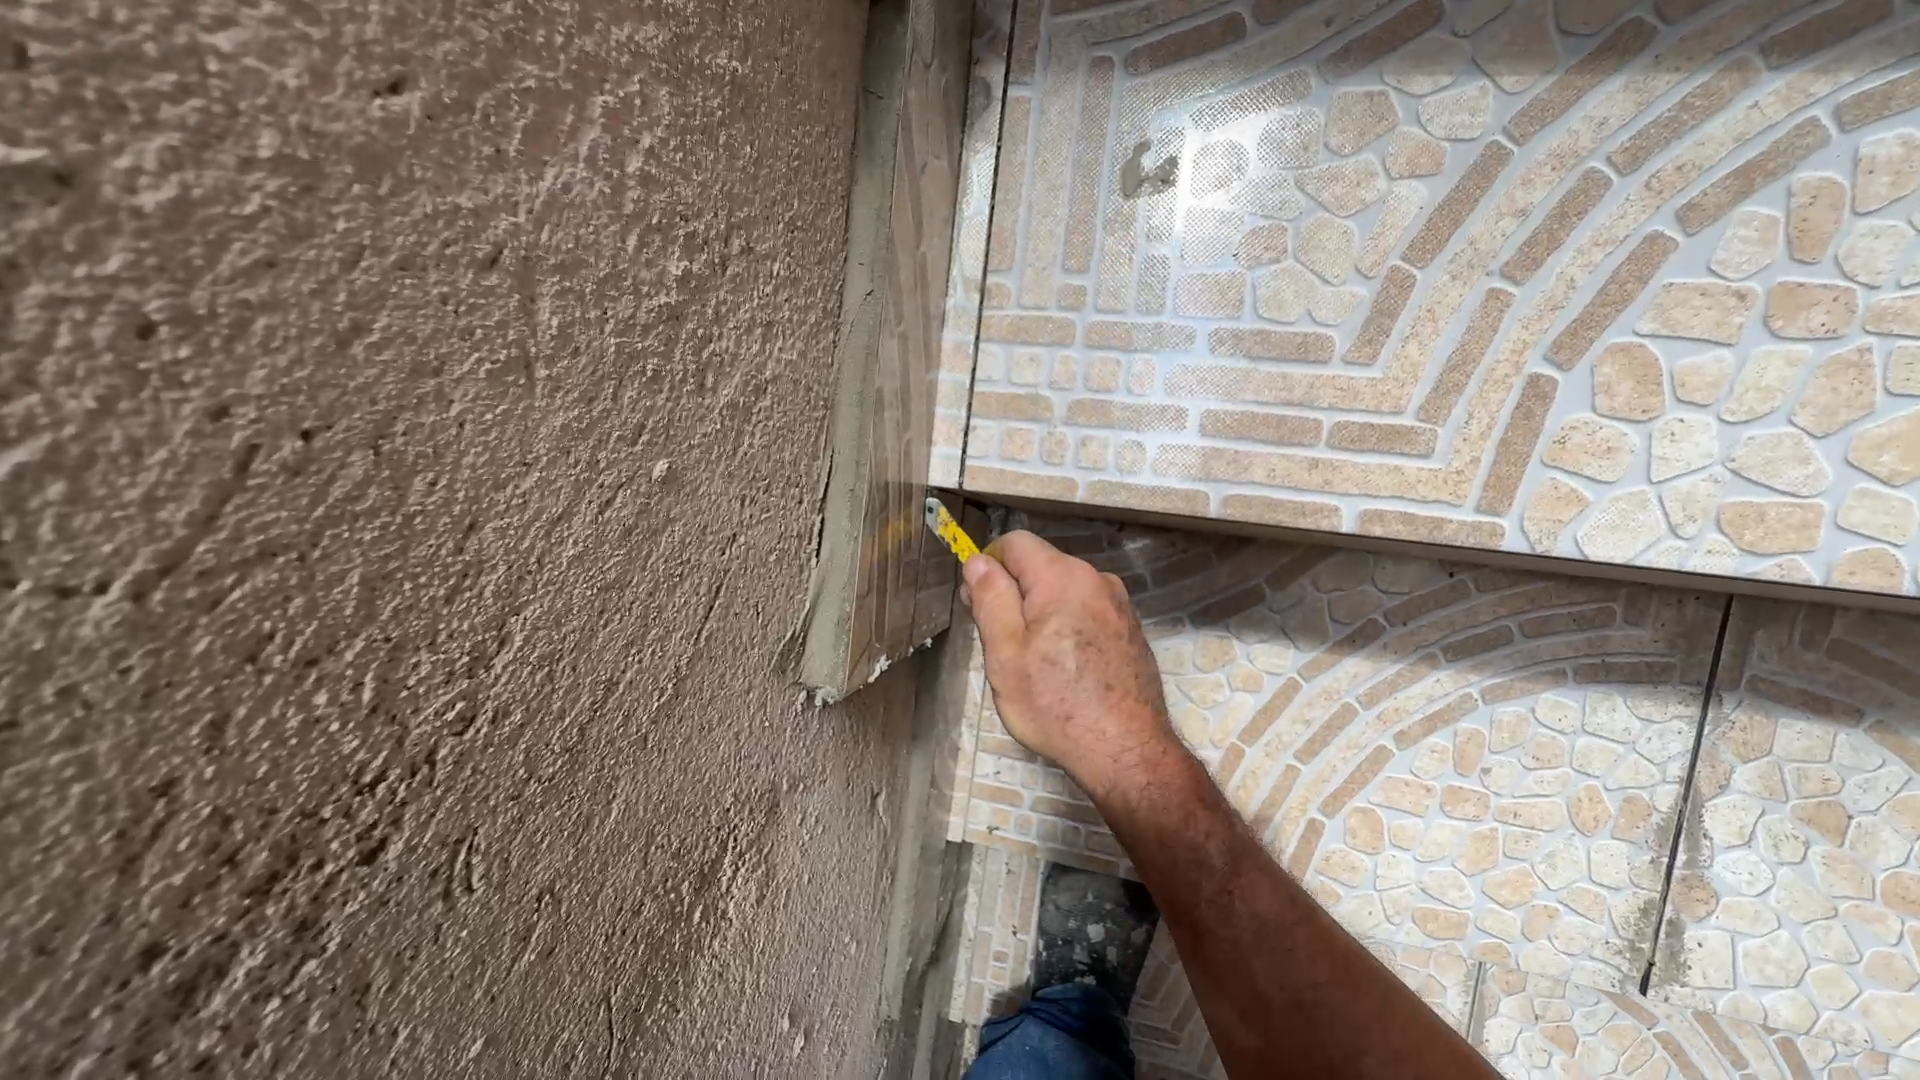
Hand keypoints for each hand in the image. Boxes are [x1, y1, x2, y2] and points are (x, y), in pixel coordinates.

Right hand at [961, 530, 1180, 799]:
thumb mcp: (1005, 652)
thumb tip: (979, 561)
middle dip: (1015, 593)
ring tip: (1035, 664)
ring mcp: (1119, 605)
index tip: (978, 605)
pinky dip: (1068, 628)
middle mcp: (1097, 579)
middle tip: (1002, 646)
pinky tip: (1065, 670)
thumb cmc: (1055, 704)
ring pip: (1063, 591)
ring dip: (1041, 613)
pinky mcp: (1130, 630)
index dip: (988, 566)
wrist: (1126, 750)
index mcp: (1063, 576)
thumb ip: (991, 598)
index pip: (1015, 542)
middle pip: (1040, 566)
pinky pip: (1087, 612)